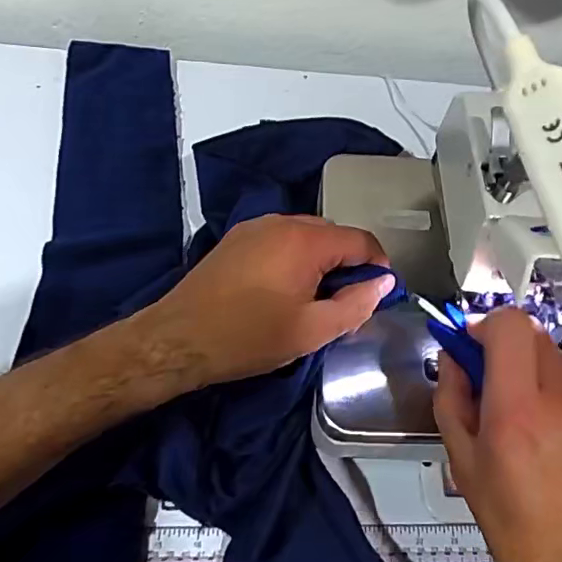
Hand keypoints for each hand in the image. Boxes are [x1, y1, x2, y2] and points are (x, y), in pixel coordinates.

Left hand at [139, 214, 394, 388]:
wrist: (178, 339)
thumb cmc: (249, 337)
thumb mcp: (312, 331)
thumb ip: (356, 305)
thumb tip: (383, 283)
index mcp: (305, 240)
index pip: (361, 240)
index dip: (378, 266)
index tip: (378, 294)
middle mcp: (281, 222)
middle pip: (333, 234)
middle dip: (347, 263)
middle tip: (344, 302)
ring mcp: (255, 227)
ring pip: (306, 235)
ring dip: (320, 260)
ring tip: (313, 298)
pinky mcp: (236, 239)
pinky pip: (280, 239)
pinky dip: (294, 257)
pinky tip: (282, 289)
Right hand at [433, 307, 561, 561]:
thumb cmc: (512, 525)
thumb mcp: (462, 462)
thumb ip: (452, 396)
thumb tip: (456, 354)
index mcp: (518, 413)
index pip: (510, 325)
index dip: (488, 325)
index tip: (476, 345)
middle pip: (535, 337)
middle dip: (510, 351)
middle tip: (500, 386)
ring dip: (541, 378)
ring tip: (538, 426)